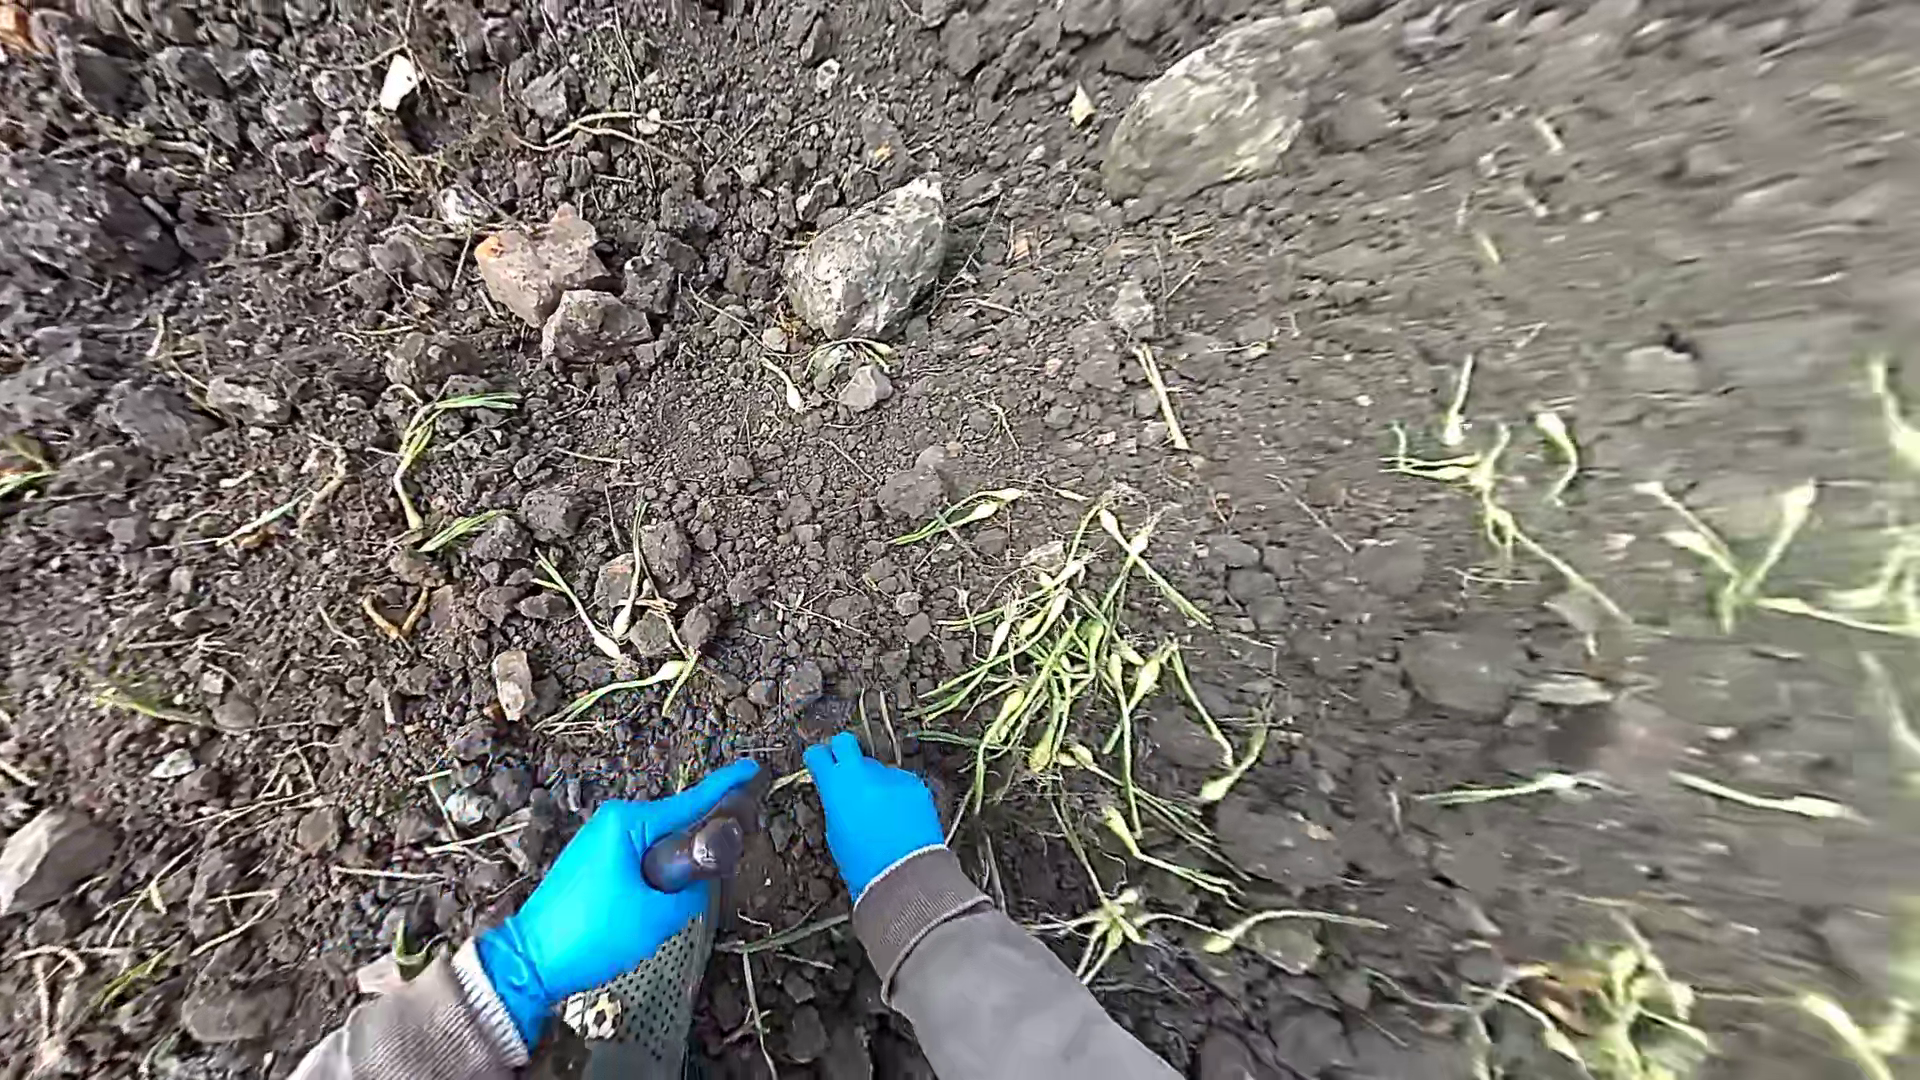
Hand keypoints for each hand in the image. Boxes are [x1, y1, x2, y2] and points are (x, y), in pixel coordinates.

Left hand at [475, 759, 760, 1045]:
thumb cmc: (589, 936)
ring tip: (670, 895)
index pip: (692, 800)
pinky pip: (638, 851)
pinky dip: (653, 866)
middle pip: (676, 822)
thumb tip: (700, 881)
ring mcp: (601, 835)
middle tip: (716, 860)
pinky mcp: (593, 855)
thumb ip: (691, 892)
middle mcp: (616, 818)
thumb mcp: (656, 918)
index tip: (752, 769)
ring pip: (657, 840)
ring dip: (671, 861)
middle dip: (697, 841)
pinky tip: (651, 894)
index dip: (727, 785)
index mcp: (630, 822)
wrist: (521, 969)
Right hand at [804, 732, 943, 899]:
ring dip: (874, 781)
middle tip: (843, 767)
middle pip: (846, 742)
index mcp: (838, 786)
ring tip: (878, 811)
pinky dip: (896, 793)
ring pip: (876, 767)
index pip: (820, 755)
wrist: (905, 874)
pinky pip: (898, 781)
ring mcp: (891, 775)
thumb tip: (839, 792)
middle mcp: (864, 773)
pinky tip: (898, 816)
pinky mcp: (913, 782)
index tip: (819, 759)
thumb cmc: (864, 865)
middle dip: (842, 751)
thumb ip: (836, 803)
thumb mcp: (836, 833)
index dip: (818, 757)